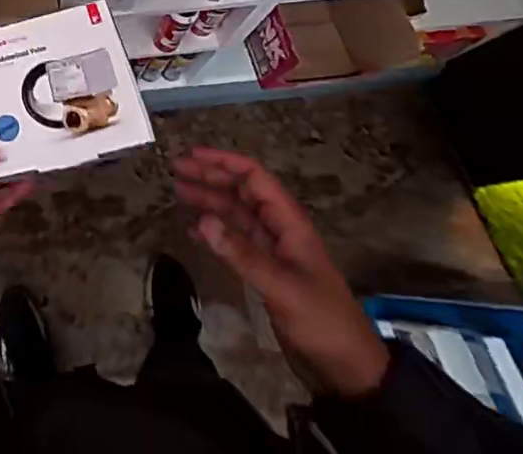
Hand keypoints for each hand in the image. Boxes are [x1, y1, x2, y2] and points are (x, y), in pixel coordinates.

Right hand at [173, 148, 390, 398]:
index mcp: (288, 221)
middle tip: (176, 170)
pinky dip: (213, 232)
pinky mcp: (265, 271)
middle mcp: (278, 228)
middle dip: (210, 177)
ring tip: (178, 192)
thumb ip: (241, 253)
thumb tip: (201, 220)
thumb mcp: (281, 286)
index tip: (192, 155)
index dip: (224, 162)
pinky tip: (193, 232)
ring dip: (209, 201)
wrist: (346, 368)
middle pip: (241, 191)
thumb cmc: (320, 320)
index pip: (254, 177)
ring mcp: (271, 250)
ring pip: (235, 214)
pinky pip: (234, 240)